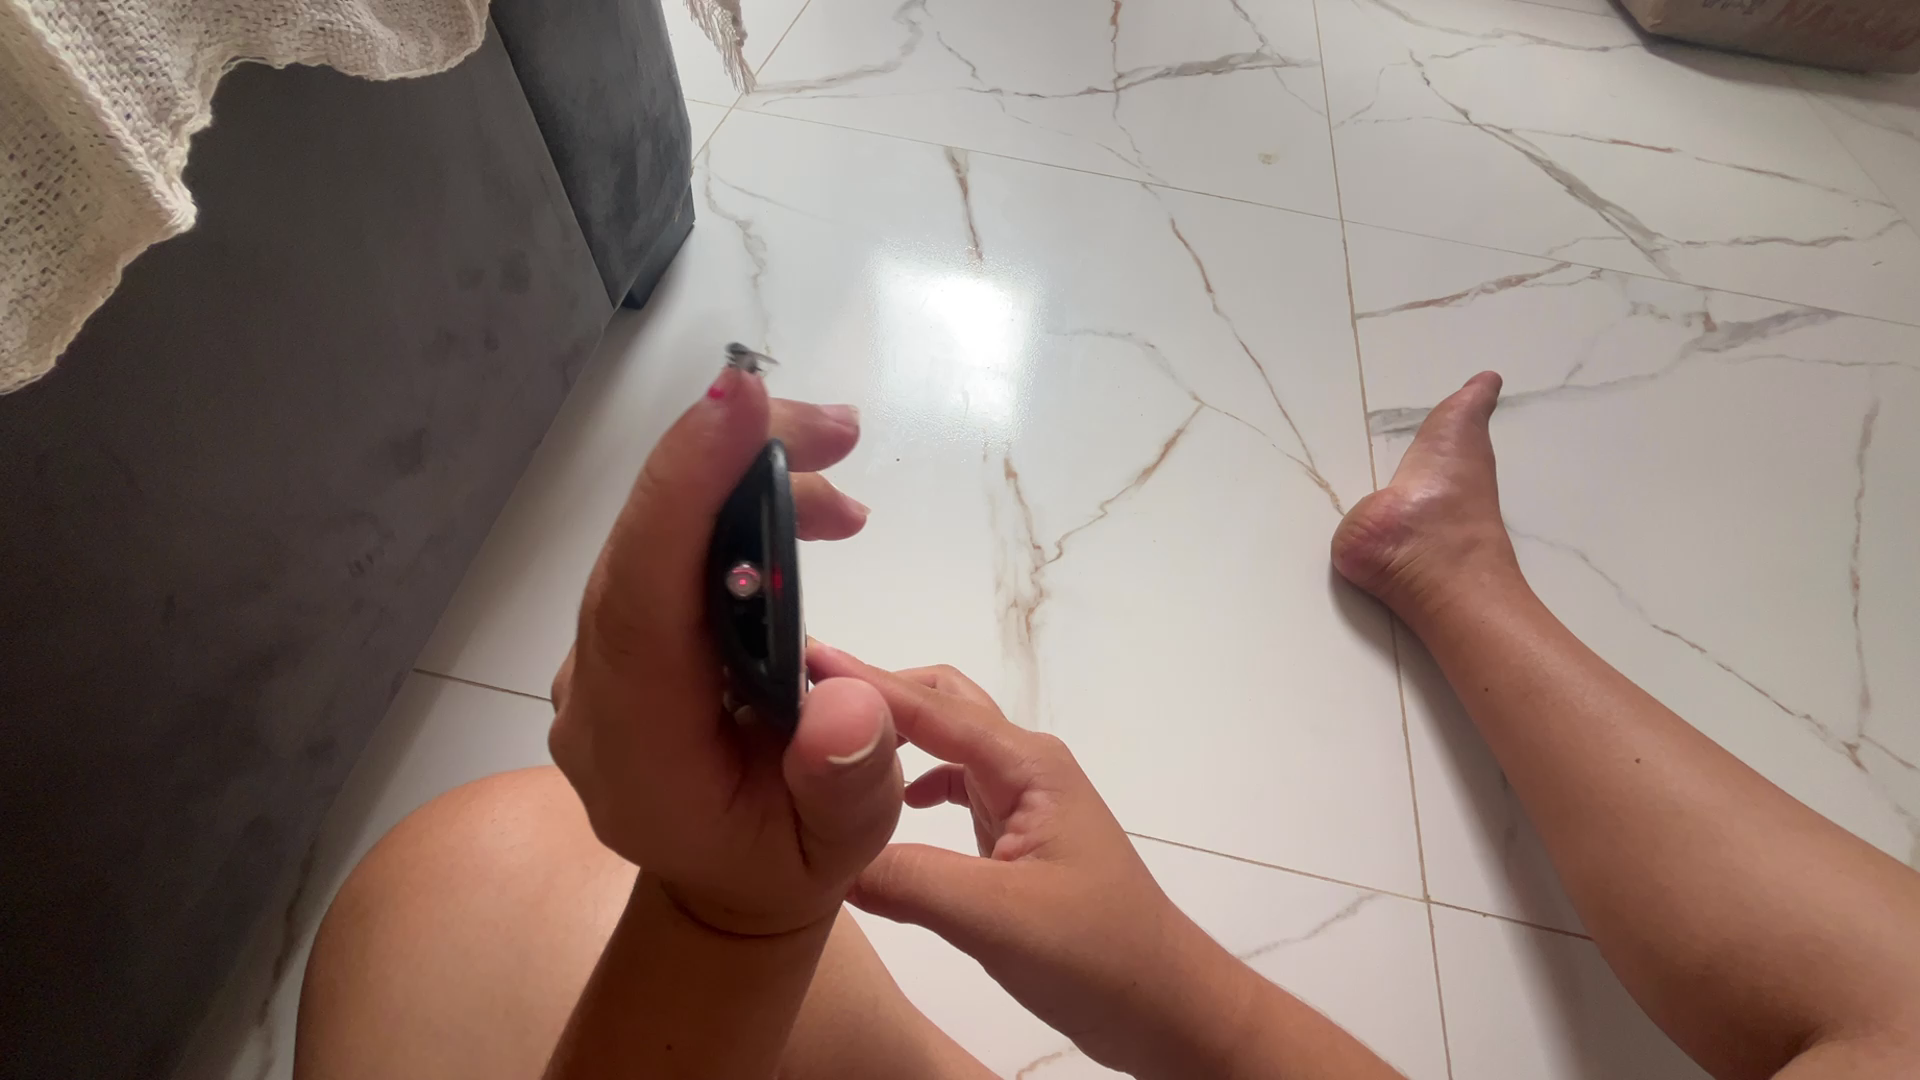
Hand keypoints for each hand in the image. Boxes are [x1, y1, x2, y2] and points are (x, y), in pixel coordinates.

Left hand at [549, 364, 903, 936]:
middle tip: (837, 429)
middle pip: (649, 542)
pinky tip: (813, 516)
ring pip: (665, 534)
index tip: (742, 400)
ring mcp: (612, 654)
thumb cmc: (778, 863)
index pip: (639, 598)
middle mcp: (603, 684)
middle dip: (737, 464)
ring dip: (752, 486)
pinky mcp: (638, 632)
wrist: (724, 878)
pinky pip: (677, 550)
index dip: (685, 491)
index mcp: (637, 746)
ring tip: (847, 493)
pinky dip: (743, 514)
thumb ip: (841, 785)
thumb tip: (847, 703)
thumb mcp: (836, 847)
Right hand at [807, 645, 1259, 1075]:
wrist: (1162, 1002)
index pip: (934, 708)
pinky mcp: (1017, 827)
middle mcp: (1023, 764)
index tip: (810, 658)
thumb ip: (910, 880)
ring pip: (950, 741)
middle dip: (883, 692)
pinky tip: (893, 807)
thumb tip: (825, 858)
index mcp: (1025, 764)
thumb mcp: (997, 918)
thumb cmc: (1095, 952)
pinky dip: (918, 780)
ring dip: (899, 732)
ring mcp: (1023, 794)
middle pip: (945, 703)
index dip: (869, 683)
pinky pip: (958, 783)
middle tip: (814, 698)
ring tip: (839, 741)